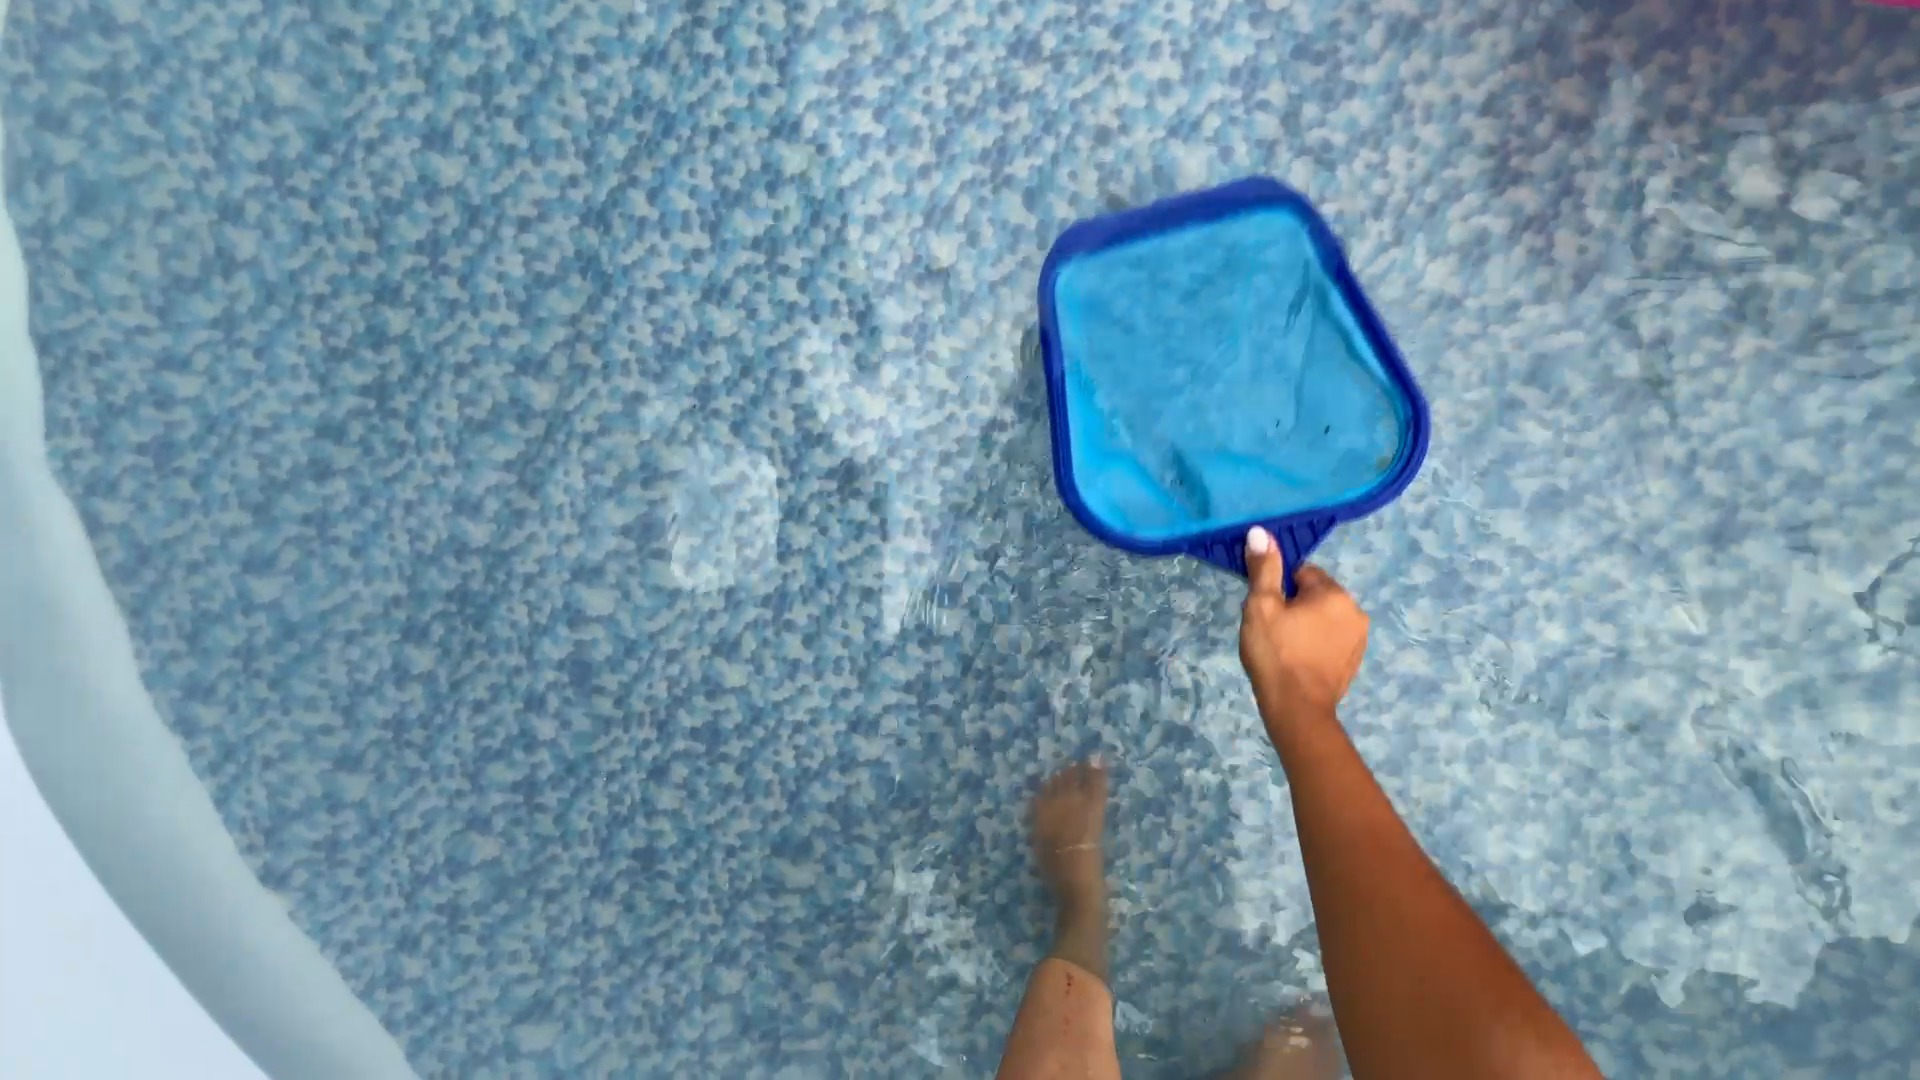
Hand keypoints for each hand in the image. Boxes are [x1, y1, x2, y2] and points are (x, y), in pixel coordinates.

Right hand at [1238, 526, 1368, 722]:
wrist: (1297, 708)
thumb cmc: (1275, 653)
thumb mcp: (1261, 606)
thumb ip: (1264, 568)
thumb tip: (1261, 532)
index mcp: (1334, 593)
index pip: (1302, 572)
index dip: (1279, 588)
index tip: (1265, 609)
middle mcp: (1355, 610)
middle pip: (1315, 594)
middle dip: (1294, 605)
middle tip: (1270, 628)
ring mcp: (1359, 638)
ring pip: (1324, 617)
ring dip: (1306, 624)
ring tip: (1282, 646)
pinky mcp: (1354, 660)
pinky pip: (1331, 639)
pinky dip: (1315, 643)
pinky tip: (1297, 659)